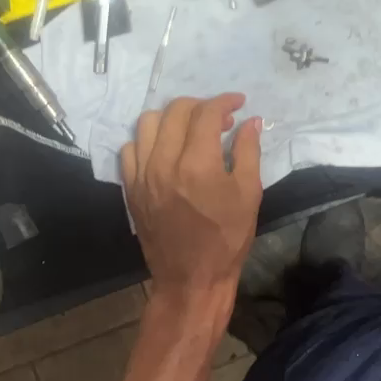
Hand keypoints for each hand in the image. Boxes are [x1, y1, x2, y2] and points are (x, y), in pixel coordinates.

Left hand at [120, 94, 263, 298]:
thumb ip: (248, 151)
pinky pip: (131, 148)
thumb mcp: (249, 193)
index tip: (238, 103)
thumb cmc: (227, 238)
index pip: (207, 113)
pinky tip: (166, 149)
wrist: (191, 279)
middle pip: (176, 111)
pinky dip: (149, 139)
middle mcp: (165, 163)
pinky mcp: (130, 188)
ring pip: (147, 123)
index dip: (225, 102)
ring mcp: (142, 175)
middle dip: (201, 106)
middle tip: (220, 119)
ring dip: (172, 118)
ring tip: (190, 130)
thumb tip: (250, 121)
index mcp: (198, 164)